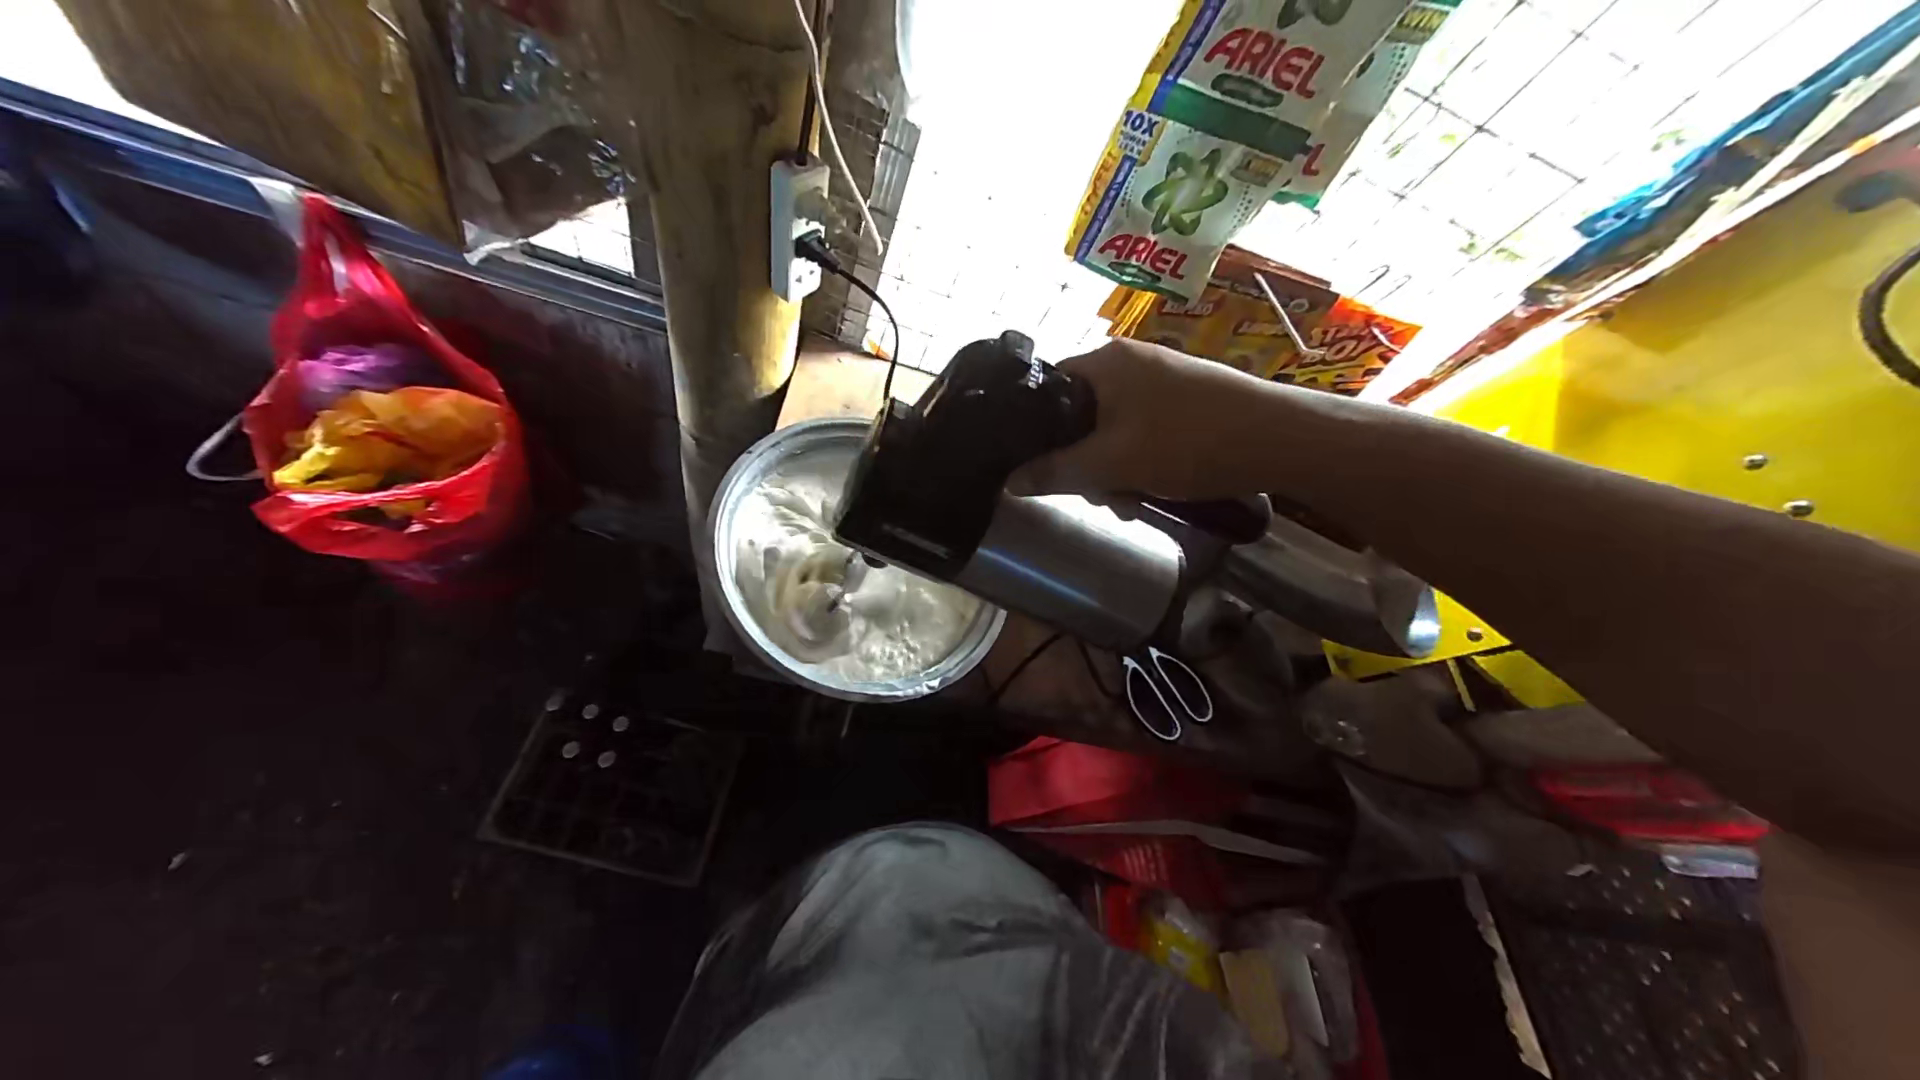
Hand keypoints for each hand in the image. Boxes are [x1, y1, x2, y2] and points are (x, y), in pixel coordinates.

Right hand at [1009, 338, 1273, 498]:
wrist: (1280, 439)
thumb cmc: (1186, 443)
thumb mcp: (1112, 464)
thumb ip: (1056, 472)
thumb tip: (1009, 482)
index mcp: (1104, 362)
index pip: (1046, 389)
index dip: (1036, 431)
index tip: (1042, 470)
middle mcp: (1129, 362)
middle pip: (1080, 417)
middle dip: (1084, 463)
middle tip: (1099, 497)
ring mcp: (1161, 380)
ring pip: (1112, 431)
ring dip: (1114, 472)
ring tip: (1131, 504)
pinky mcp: (1185, 400)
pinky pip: (1142, 432)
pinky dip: (1140, 463)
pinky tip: (1153, 492)